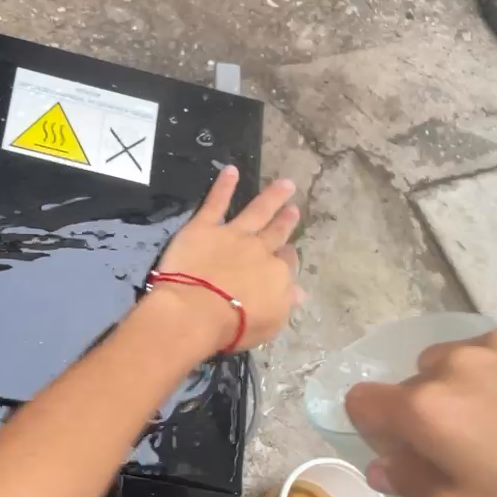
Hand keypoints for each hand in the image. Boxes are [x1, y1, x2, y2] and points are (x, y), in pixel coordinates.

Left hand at [147, 166, 301, 354]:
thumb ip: (285, 305)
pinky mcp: (204, 227)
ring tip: (285, 184)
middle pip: (276, 234)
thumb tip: (300, 293)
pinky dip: (224, 185)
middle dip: (286, 221)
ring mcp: (233, 235)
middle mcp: (260, 251)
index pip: (286, 264)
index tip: (288, 254)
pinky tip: (230, 170)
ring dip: (272, 197)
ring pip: (257, 212)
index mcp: (276, 276)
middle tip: (294, 209)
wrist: (196, 311)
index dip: (287, 258)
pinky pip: (216, 202)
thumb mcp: (270, 324)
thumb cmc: (233, 326)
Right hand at [342, 319, 496, 496]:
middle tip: (479, 447)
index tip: (412, 453)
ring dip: (478, 385)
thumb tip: (384, 464)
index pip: (362, 399)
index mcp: (426, 408)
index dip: (378, 429)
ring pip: (468, 358)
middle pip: (417, 378)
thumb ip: (410, 486)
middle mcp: (458, 362)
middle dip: (432, 408)